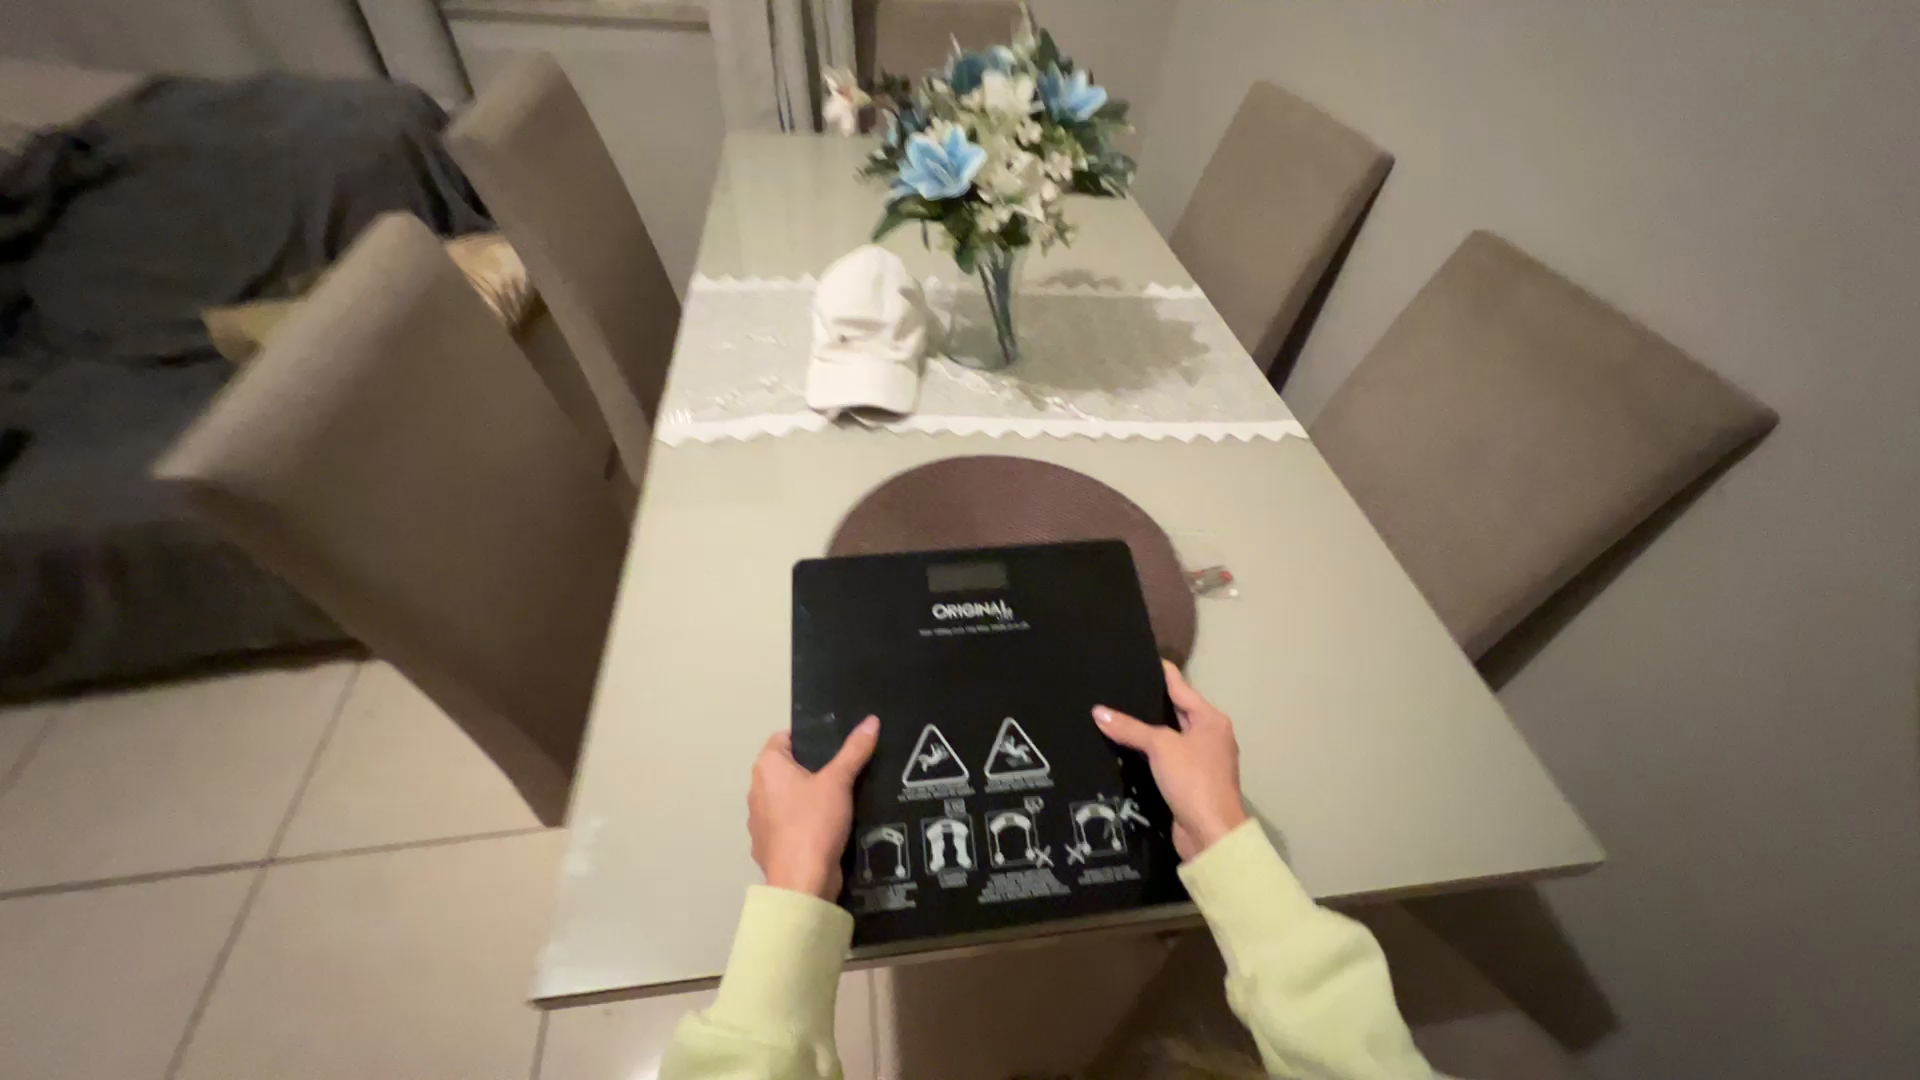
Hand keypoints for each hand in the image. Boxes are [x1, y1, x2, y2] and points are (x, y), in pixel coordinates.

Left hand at [748, 716, 880, 899]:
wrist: (802, 884)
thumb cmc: (814, 822)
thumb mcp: (839, 781)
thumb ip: (854, 750)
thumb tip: (871, 720)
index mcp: (767, 768)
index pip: (784, 738)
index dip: (809, 737)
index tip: (835, 743)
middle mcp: (756, 790)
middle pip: (787, 768)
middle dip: (812, 767)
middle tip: (845, 766)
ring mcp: (759, 821)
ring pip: (788, 797)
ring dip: (808, 796)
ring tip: (841, 794)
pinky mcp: (768, 846)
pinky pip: (789, 823)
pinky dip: (804, 821)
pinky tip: (829, 825)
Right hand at [1093, 661, 1247, 859]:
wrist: (1211, 834)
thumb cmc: (1193, 780)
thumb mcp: (1160, 747)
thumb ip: (1129, 728)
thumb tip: (1098, 712)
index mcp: (1210, 719)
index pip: (1180, 686)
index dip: (1159, 671)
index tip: (1137, 657)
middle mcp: (1209, 735)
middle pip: (1175, 710)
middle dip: (1148, 701)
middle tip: (1116, 686)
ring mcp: (1201, 759)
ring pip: (1168, 735)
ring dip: (1146, 729)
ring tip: (1114, 713)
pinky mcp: (1189, 781)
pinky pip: (1164, 757)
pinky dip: (1148, 752)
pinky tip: (1124, 747)